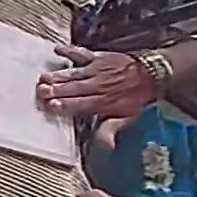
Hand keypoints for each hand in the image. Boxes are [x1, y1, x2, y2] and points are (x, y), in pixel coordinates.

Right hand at [37, 45, 156, 118]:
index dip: (65, 105)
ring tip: (43, 79)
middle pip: (73, 89)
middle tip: (41, 92)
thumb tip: (106, 146)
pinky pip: (81, 54)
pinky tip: (57, 50)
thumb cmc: (137, 98)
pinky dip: (69, 51)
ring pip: (73, 74)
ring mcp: (97, 71)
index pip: (79, 105)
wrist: (155, 74)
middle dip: (56, 90)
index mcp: (103, 103)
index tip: (51, 105)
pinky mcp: (98, 58)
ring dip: (57, 76)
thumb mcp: (128, 118)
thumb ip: (112, 130)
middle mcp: (98, 86)